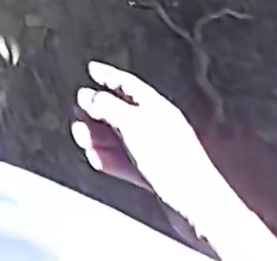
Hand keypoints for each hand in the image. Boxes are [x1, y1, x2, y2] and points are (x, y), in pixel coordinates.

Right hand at [70, 61, 213, 199]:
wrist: (198, 207)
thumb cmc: (171, 159)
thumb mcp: (132, 123)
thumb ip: (107, 106)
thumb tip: (89, 97)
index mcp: (156, 107)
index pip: (127, 84)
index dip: (108, 75)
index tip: (92, 69)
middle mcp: (156, 125)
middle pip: (120, 111)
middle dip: (97, 109)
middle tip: (79, 106)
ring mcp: (155, 150)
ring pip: (119, 138)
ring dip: (97, 136)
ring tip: (80, 135)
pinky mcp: (154, 174)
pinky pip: (125, 161)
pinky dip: (109, 158)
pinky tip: (96, 158)